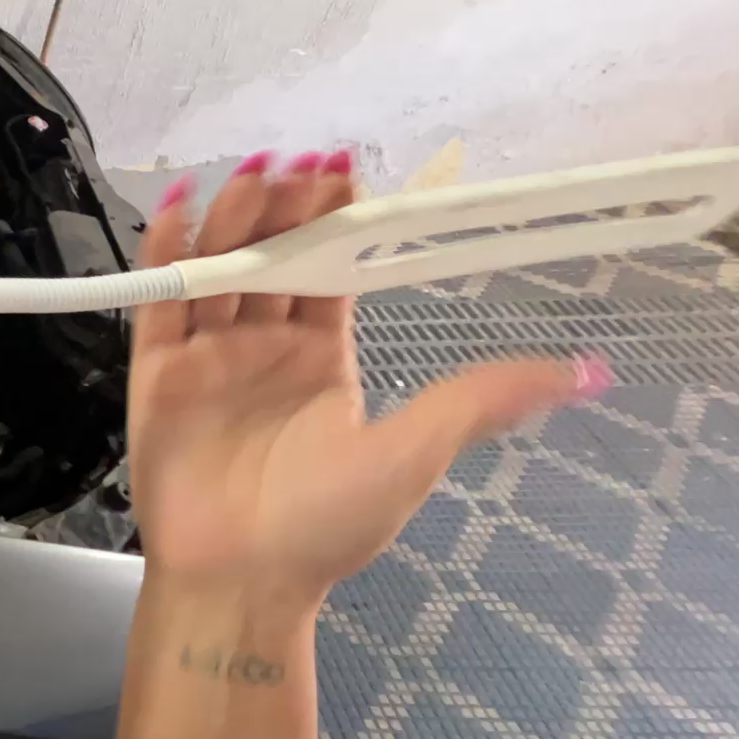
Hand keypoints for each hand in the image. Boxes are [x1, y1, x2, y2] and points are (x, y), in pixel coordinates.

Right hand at [128, 151, 605, 612]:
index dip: (335, 225)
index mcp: (320, 358)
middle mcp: (262, 346)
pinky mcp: (156, 367)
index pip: (327, 275)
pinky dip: (165, 254)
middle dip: (282, 211)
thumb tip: (581, 370)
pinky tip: (178, 208)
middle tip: (297, 161)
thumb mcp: (407, 458)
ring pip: (218, 271)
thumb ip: (472, 402)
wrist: (238, 576)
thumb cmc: (322, 524)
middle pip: (270, 262)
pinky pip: (160, 302)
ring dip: (232, 221)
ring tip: (252, 172)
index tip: (347, 176)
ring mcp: (206, 354)